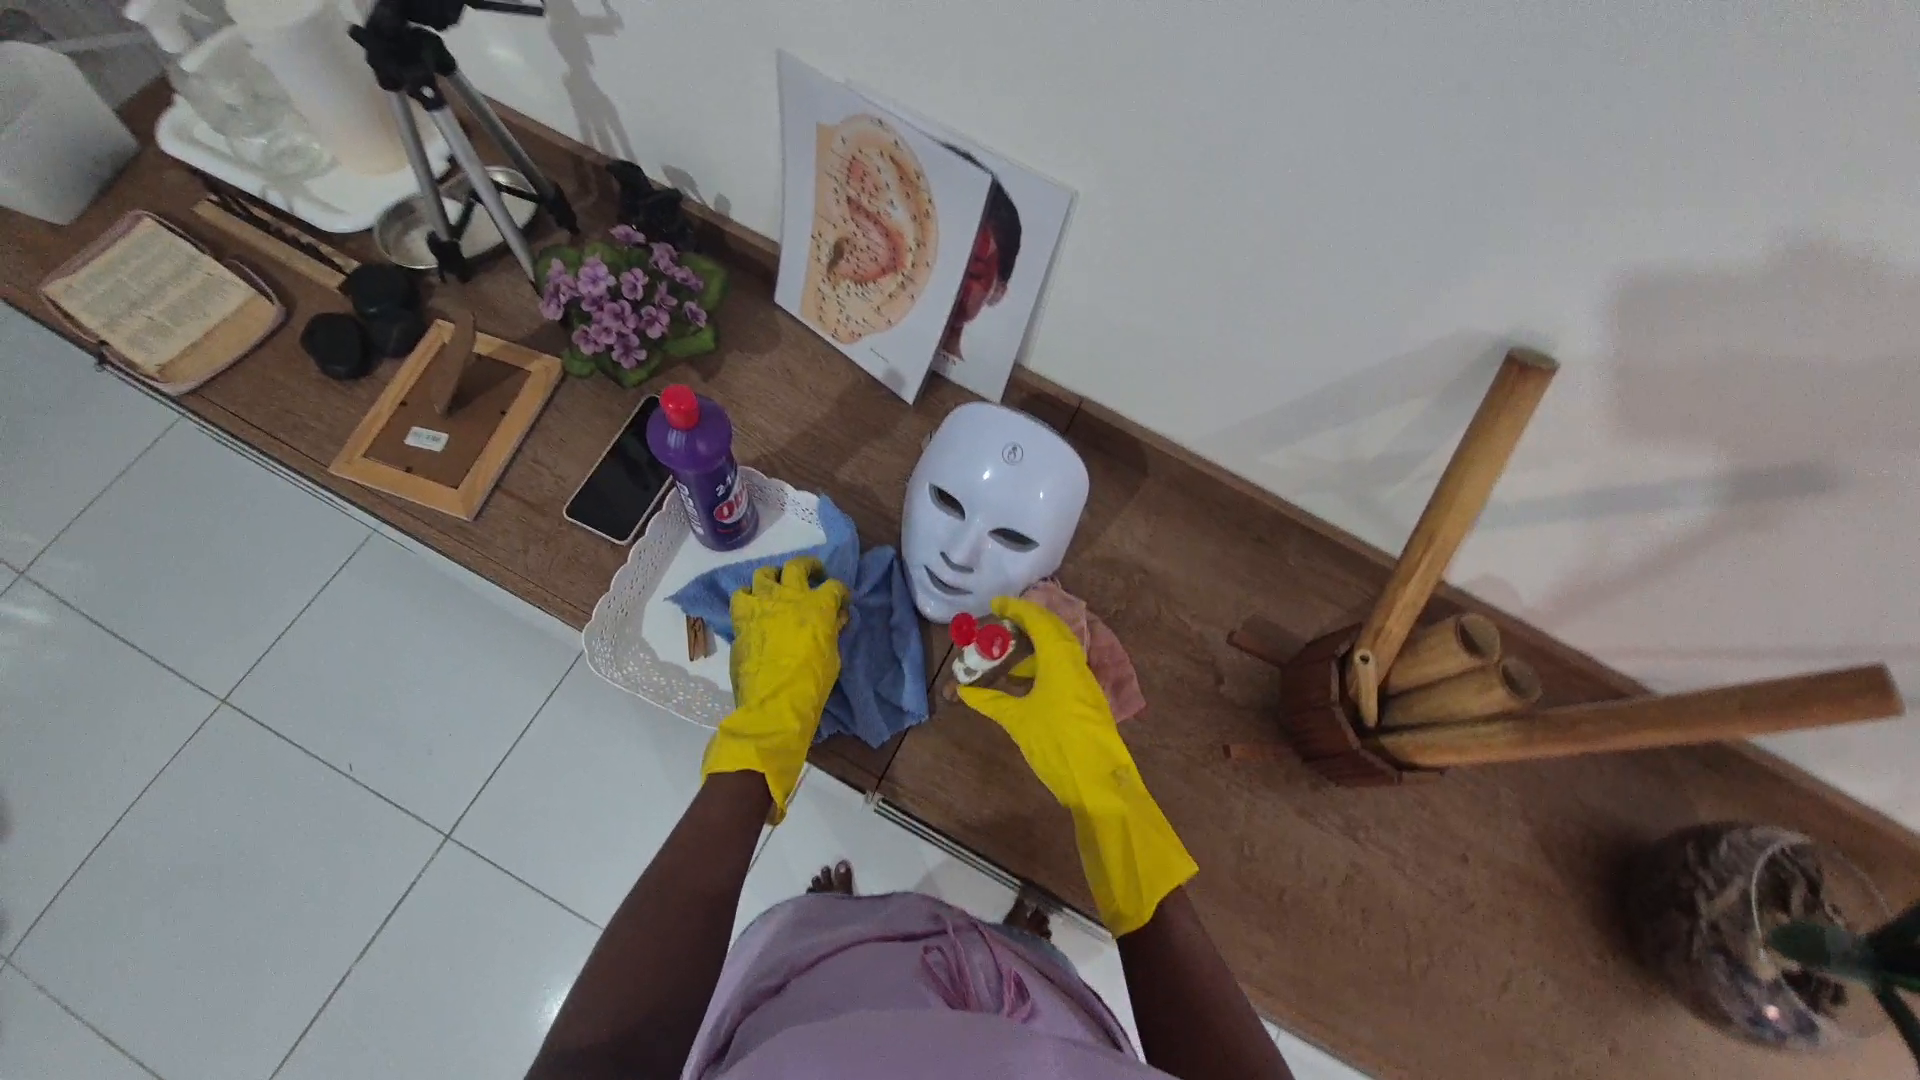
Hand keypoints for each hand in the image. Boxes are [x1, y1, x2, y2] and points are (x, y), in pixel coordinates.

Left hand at [702, 557, 849, 822]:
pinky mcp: (742, 619)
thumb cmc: (812, 683)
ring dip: (773, 577)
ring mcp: (763, 605)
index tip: (842, 601)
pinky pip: (741, 597)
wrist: (774, 702)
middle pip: (798, 566)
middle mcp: (790, 597)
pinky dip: (748, 598)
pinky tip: (753, 606)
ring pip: (764, 574)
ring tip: (777, 585)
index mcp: (819, 606)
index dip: (841, 593)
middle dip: (809, 567)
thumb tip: (834, 620)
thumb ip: (832, 632)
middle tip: (813, 574)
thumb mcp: (832, 656)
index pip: (835, 587)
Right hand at [959, 597, 1196, 934]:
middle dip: (1025, 623)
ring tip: (1005, 652)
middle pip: (1051, 630)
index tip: (995, 604)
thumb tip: (962, 690)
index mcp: (1060, 658)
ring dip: (1033, 645)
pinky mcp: (1085, 697)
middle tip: (998, 626)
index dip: (1016, 608)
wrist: (1098, 782)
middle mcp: (1075, 662)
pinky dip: (1040, 665)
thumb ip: (990, 701)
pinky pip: (1061, 667)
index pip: (1038, 620)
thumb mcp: (1016, 720)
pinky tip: (1021, 680)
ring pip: (1057, 649)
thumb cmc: (1056, 743)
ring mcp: (1083, 680)